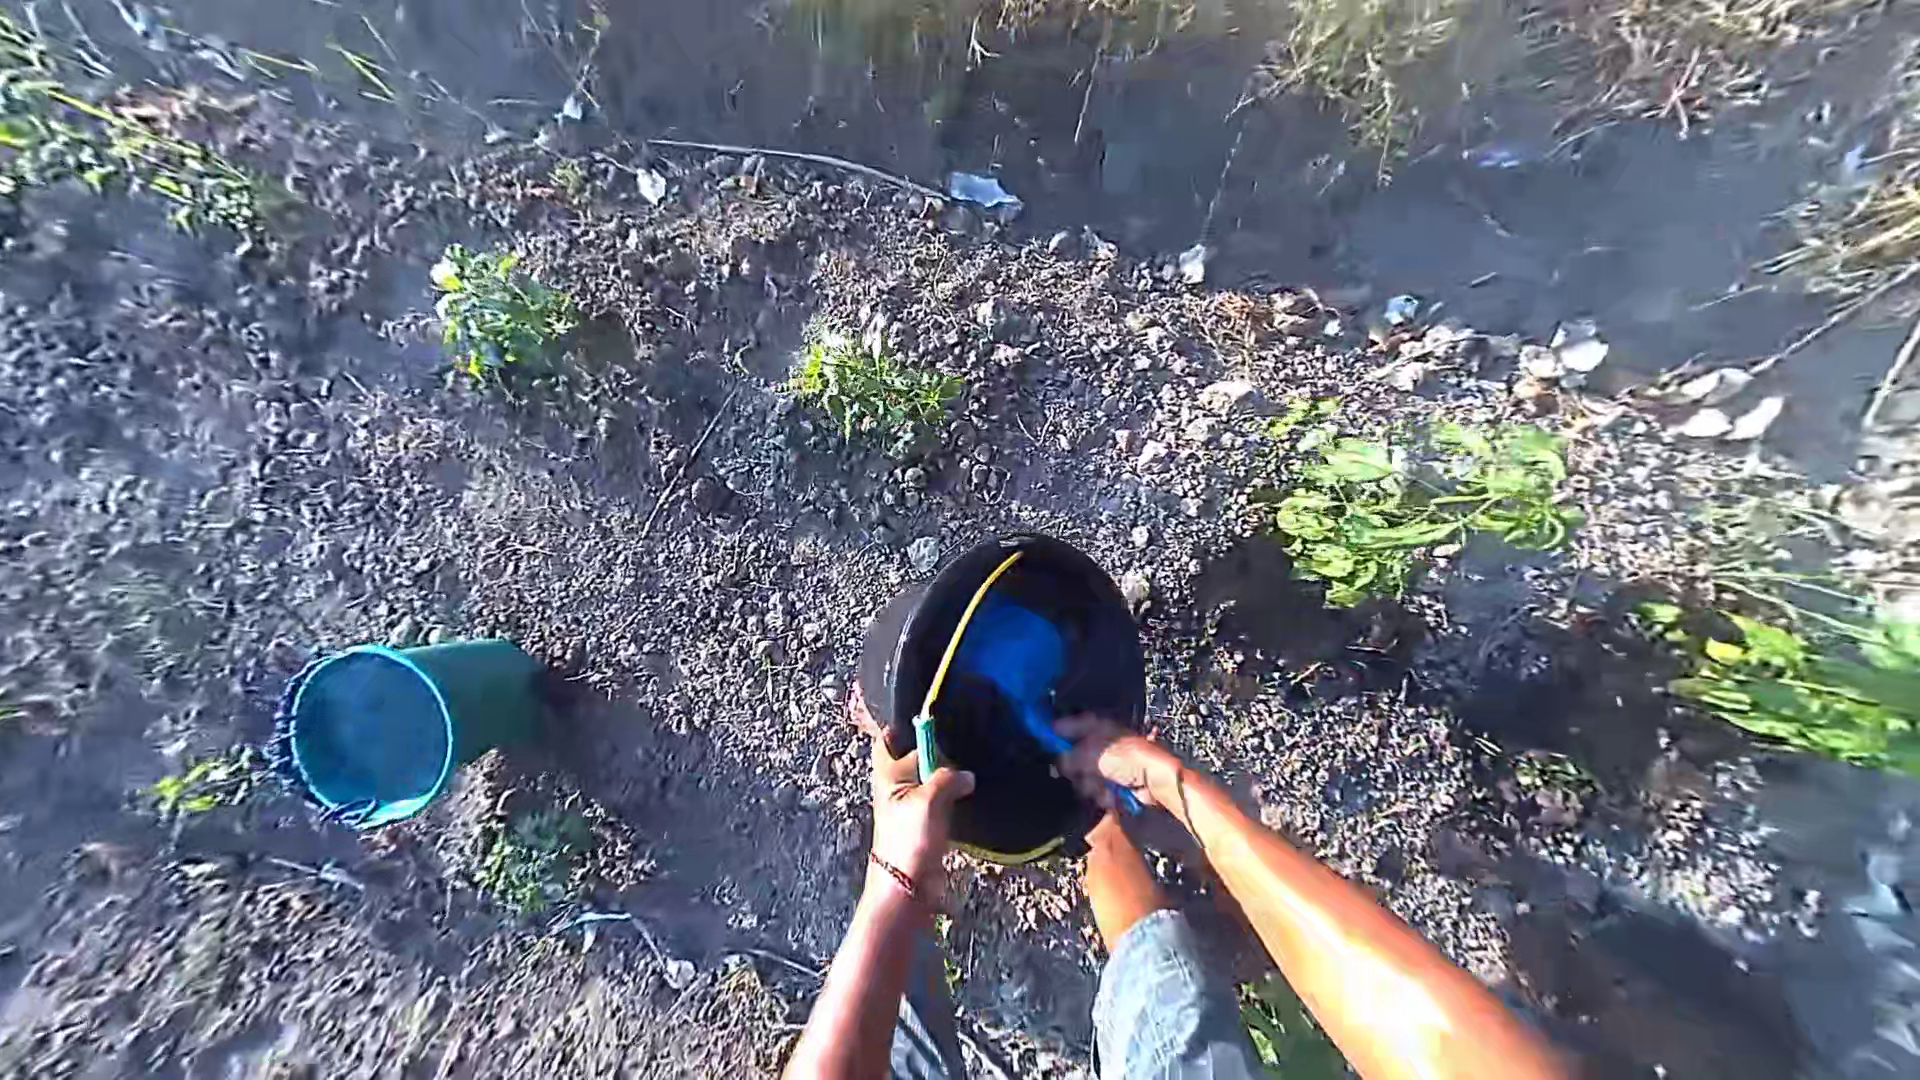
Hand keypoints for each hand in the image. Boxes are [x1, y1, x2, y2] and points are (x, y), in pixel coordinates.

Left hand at [852, 683, 973, 901]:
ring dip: (946, 773)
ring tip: (968, 764)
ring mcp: (911, 802)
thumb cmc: (908, 840)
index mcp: (888, 772)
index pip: (891, 737)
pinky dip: (952, 792)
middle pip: (915, 754)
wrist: (906, 889)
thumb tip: (966, 774)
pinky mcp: (925, 820)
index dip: (906, 725)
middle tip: (960, 739)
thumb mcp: (929, 800)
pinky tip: (968, 790)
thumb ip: (948, 778)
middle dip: (935, 749)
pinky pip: (940, 796)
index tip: (932, 716)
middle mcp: (896, 783)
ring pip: (930, 775)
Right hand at [1055, 714, 1185, 811]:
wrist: (1156, 780)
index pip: (1068, 725)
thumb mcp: (1093, 754)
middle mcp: (1100, 742)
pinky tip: (1110, 794)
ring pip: (1084, 775)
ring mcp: (1107, 762)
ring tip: (1102, 786)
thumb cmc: (1128, 758)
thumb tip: (1057, 760)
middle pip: (1073, 755)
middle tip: (1083, 774)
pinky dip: (1101, 793)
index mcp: (1096, 727)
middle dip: (1077, 769)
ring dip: (1091, 784)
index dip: (1055, 732)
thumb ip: (1070, 756)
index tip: (1043, 741)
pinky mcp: (1113, 780)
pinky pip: (1096, 787)